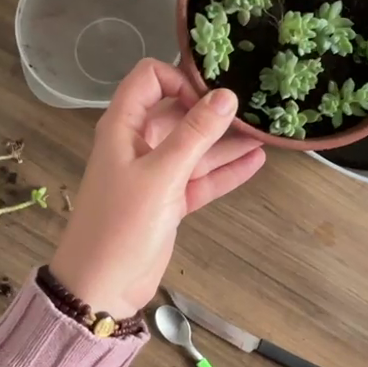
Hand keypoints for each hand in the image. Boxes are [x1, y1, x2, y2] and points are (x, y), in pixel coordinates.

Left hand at [49, 59, 266, 316]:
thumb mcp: (161, 175)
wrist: (100, 288)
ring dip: (227, 141)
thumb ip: (196, 134)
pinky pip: (201, 177)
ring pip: (196, 147)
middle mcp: (140, 143)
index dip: (181, 79)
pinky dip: (225, 171)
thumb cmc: (120, 224)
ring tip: (266, 132)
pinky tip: (256, 161)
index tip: (212, 97)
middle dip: (214, 109)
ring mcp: (156, 173)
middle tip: (254, 108)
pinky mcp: (169, 200)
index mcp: (124, 126)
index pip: (150, 78)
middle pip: (180, 112)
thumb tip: (227, 95)